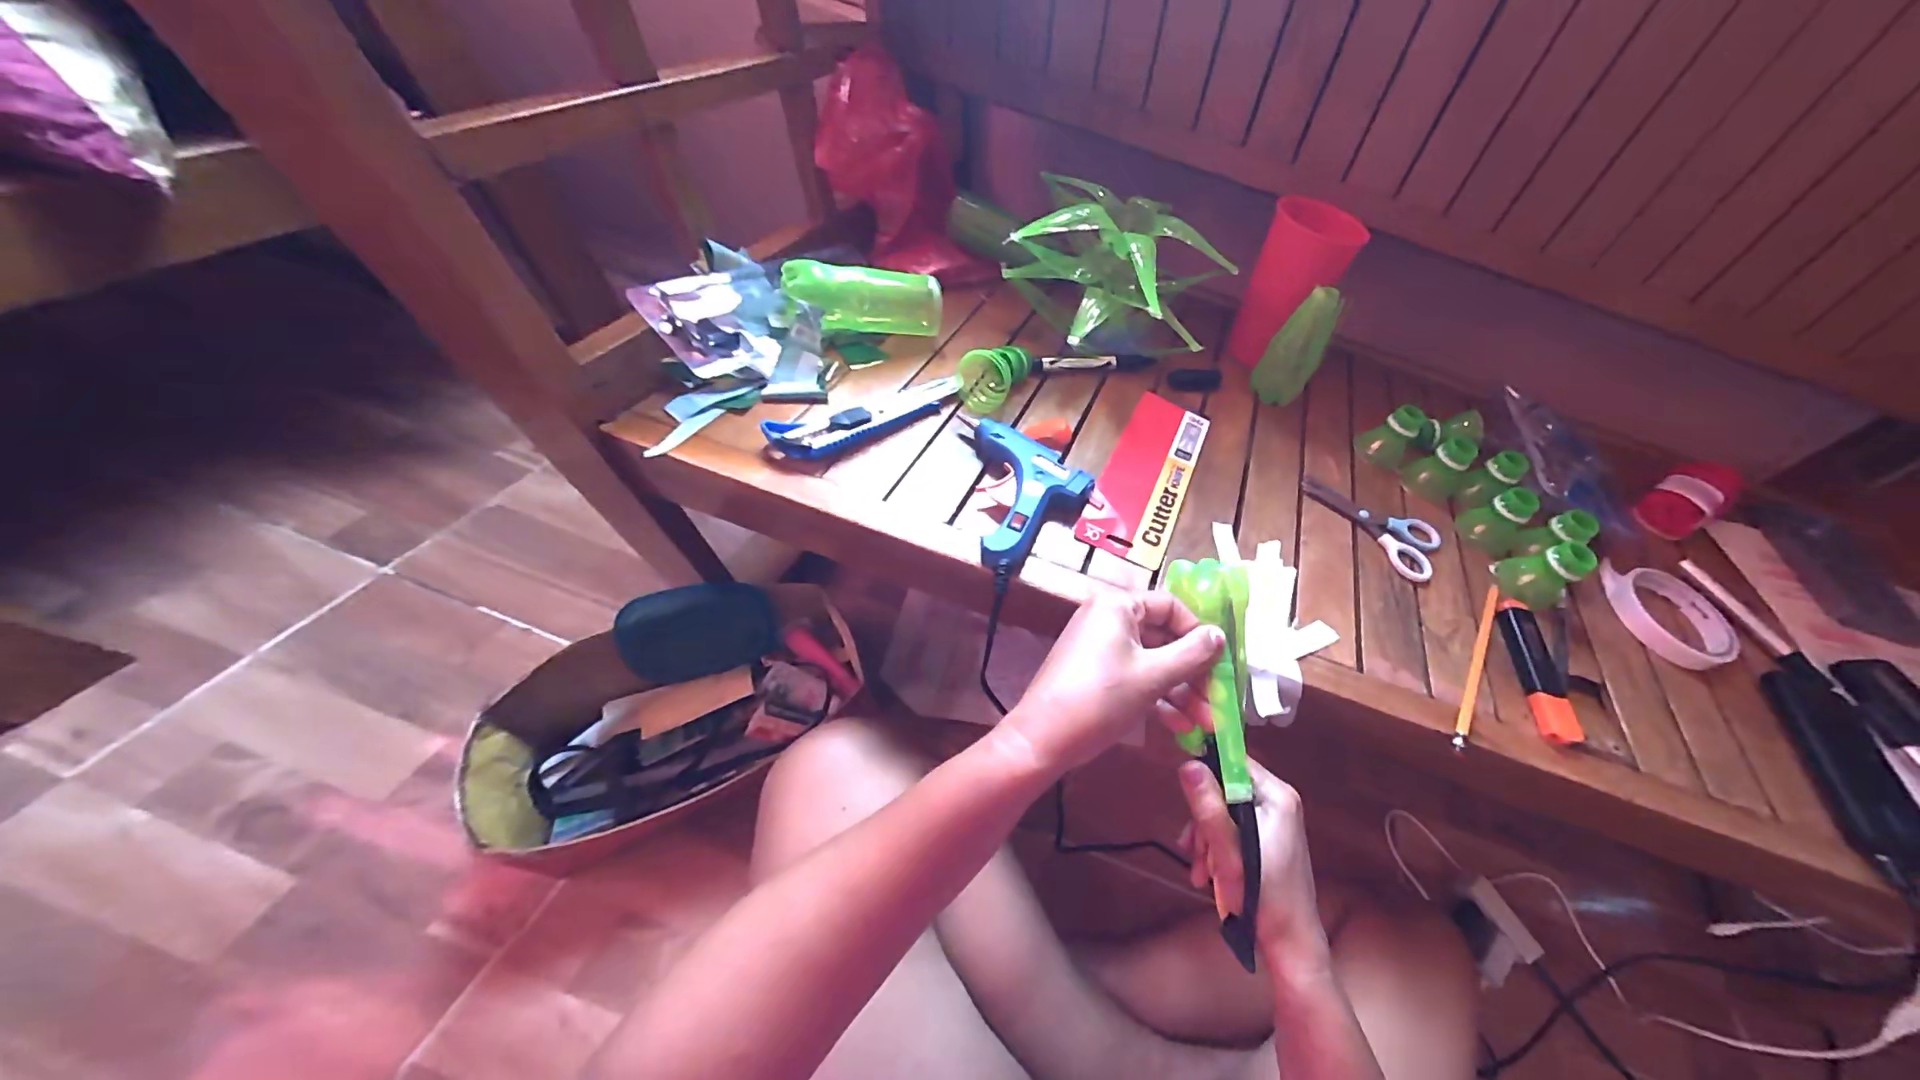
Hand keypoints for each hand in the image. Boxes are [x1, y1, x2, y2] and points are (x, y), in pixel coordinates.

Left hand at [1005, 587, 1223, 773]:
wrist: (1044, 738)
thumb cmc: (1101, 698)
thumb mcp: (1153, 676)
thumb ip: (1192, 653)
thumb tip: (1219, 634)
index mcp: (1117, 606)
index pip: (1170, 606)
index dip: (1198, 632)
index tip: (1220, 662)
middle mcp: (1107, 619)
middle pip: (1163, 637)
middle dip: (1194, 671)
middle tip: (1218, 700)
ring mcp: (1100, 648)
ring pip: (1152, 662)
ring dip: (1181, 691)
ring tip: (1206, 723)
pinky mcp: (1096, 674)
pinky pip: (1135, 677)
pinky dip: (1157, 697)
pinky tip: (1181, 727)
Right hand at [1177, 756, 1329, 968]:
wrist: (1290, 947)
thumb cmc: (1263, 896)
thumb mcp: (1228, 850)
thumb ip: (1208, 806)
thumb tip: (1187, 763)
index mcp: (1277, 796)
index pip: (1233, 759)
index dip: (1206, 768)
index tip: (1184, 789)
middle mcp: (1278, 802)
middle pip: (1223, 788)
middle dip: (1203, 819)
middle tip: (1194, 851)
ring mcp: (1273, 822)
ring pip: (1222, 810)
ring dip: (1205, 838)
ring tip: (1201, 871)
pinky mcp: (1266, 839)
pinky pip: (1230, 829)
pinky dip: (1215, 848)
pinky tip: (1207, 873)